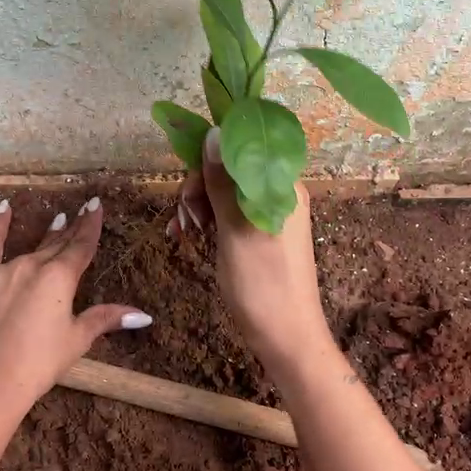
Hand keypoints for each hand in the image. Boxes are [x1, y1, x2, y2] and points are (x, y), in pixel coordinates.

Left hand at [0, 197, 149, 413]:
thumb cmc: (38, 364)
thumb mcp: (76, 340)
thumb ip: (105, 319)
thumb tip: (142, 315)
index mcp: (60, 279)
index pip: (81, 246)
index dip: (90, 226)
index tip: (95, 206)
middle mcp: (33, 266)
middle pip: (57, 244)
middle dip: (71, 229)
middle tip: (81, 211)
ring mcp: (3, 270)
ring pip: (29, 247)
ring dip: (45, 234)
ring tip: (56, 218)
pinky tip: (4, 208)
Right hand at [174, 128, 333, 374]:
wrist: (287, 336)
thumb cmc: (262, 285)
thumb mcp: (234, 231)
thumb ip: (223, 183)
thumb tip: (214, 133)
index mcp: (282, 185)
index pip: (240, 147)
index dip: (208, 160)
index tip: (188, 189)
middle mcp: (281, 192)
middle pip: (231, 168)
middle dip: (199, 185)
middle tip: (185, 217)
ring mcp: (273, 213)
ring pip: (227, 191)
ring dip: (200, 204)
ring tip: (184, 230)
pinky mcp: (263, 233)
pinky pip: (232, 212)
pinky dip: (210, 219)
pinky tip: (190, 235)